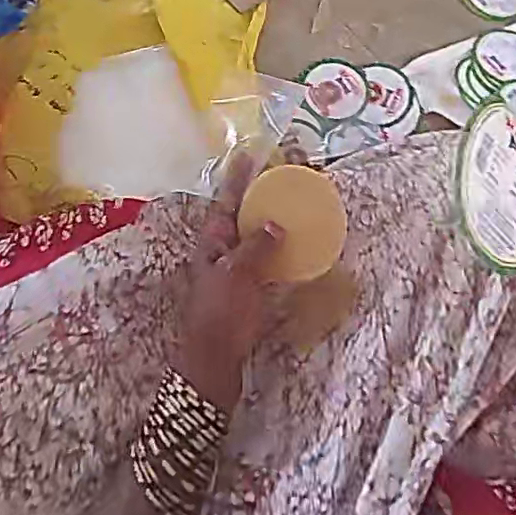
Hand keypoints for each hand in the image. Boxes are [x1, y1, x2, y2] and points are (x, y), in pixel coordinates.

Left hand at [178, 154, 281, 409]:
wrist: (214, 360)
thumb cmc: (219, 314)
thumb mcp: (235, 275)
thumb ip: (255, 247)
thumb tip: (276, 225)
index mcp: (214, 240)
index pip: (226, 200)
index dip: (237, 177)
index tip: (248, 154)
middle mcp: (225, 248)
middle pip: (244, 213)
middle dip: (262, 192)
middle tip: (285, 173)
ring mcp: (239, 267)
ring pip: (258, 234)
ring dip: (274, 217)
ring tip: (296, 201)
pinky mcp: (252, 286)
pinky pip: (270, 258)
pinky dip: (284, 247)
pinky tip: (302, 242)